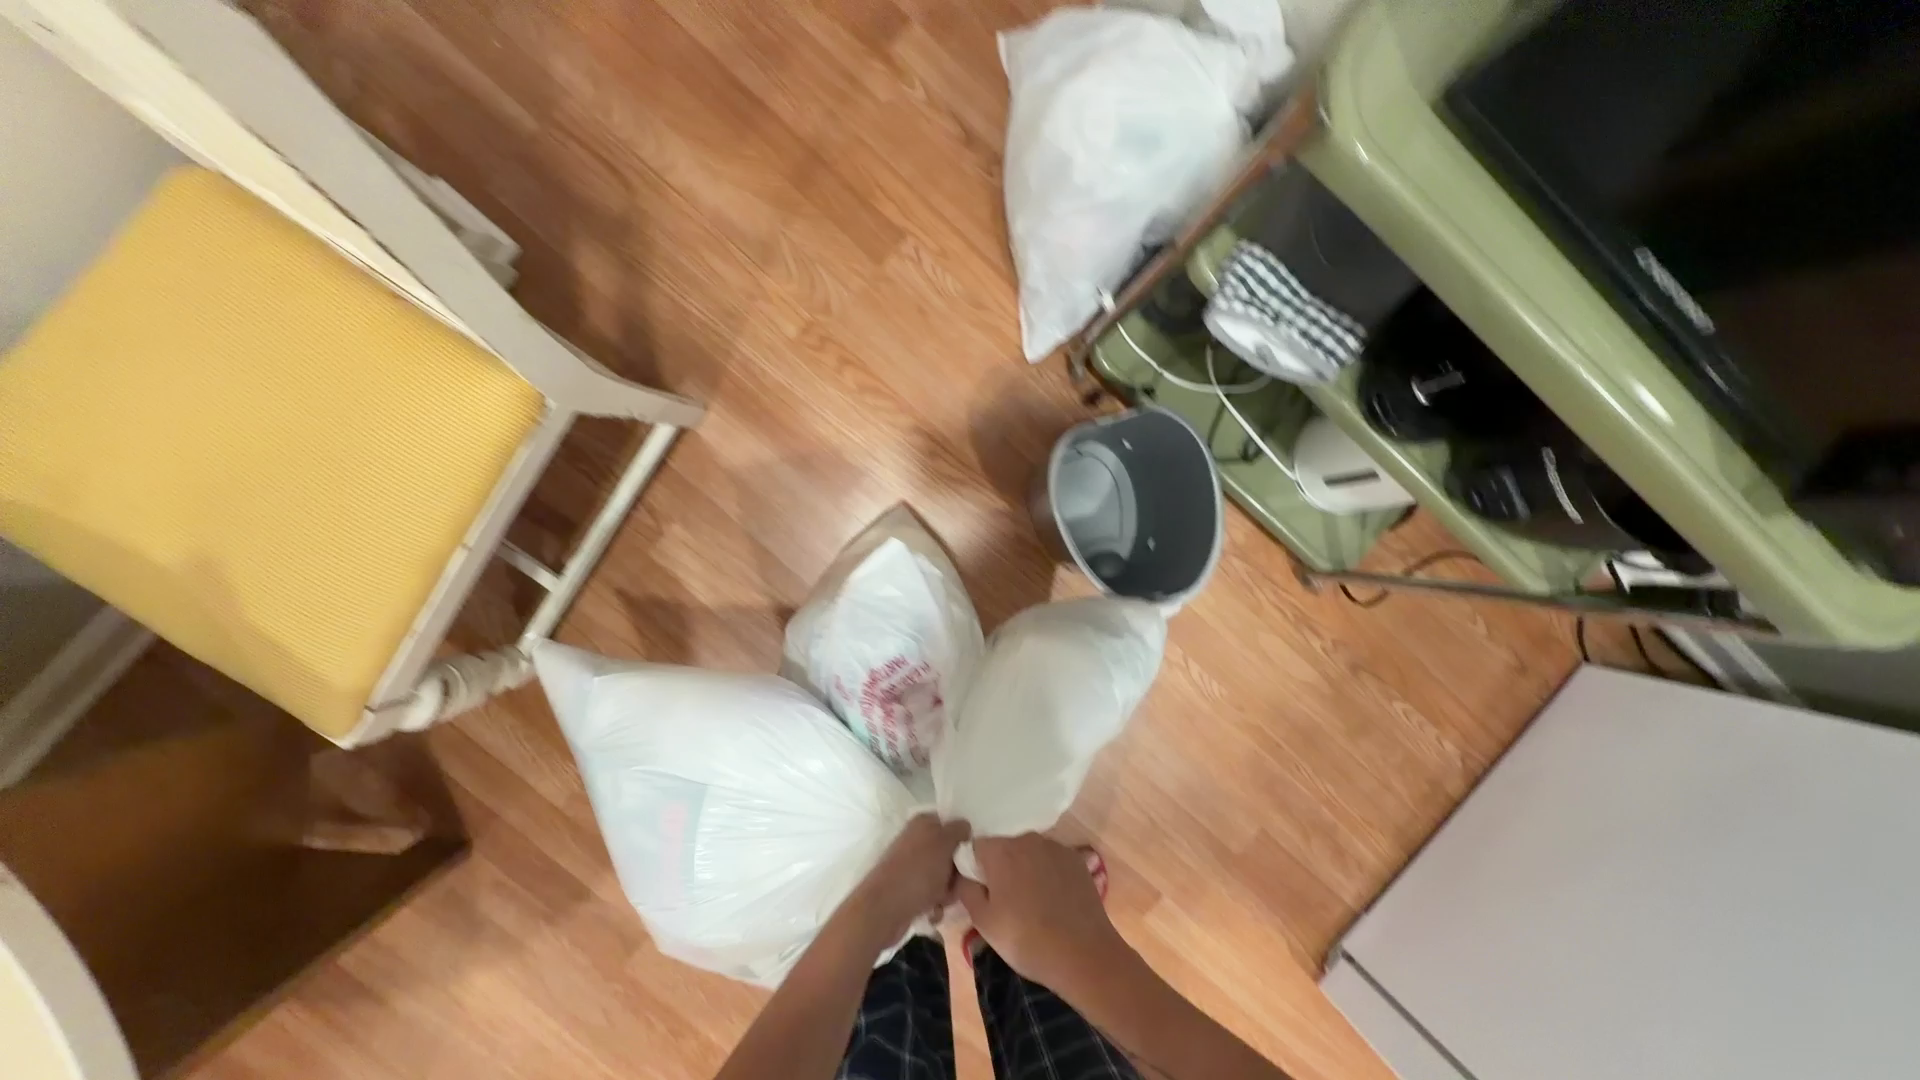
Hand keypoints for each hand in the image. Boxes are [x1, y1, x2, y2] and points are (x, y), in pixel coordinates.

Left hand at [841, 813, 969, 949]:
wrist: (884, 909)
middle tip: (958, 882)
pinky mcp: (908, 889)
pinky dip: (935, 904)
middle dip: (958, 871)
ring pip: (944, 877)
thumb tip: (965, 826)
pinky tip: (932, 912)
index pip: (951, 823)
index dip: (964, 838)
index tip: (974, 853)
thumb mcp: (944, 843)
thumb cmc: (918, 871)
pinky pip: (932, 894)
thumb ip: (958, 829)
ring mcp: (912, 866)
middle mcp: (916, 841)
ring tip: (943, 900)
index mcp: (923, 823)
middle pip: (950, 853)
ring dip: (948, 891)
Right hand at [953, 834, 1129, 998]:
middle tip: (1005, 902)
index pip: (976, 847)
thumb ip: (966, 890)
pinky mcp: (1078, 861)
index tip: (980, 892)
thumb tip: (962, 875)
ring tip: (1032, 904)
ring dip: (1026, 870)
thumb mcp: (983, 922)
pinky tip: (1054, 902)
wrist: (1083, 954)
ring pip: (1030, 854)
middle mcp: (1028, 839)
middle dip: (1001, 868)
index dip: (974, 869)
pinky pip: (1053, 862)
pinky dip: (1049, 875)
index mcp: (1001, 850)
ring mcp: (1056, 848)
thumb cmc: (1026, 939)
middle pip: (1005, 848)